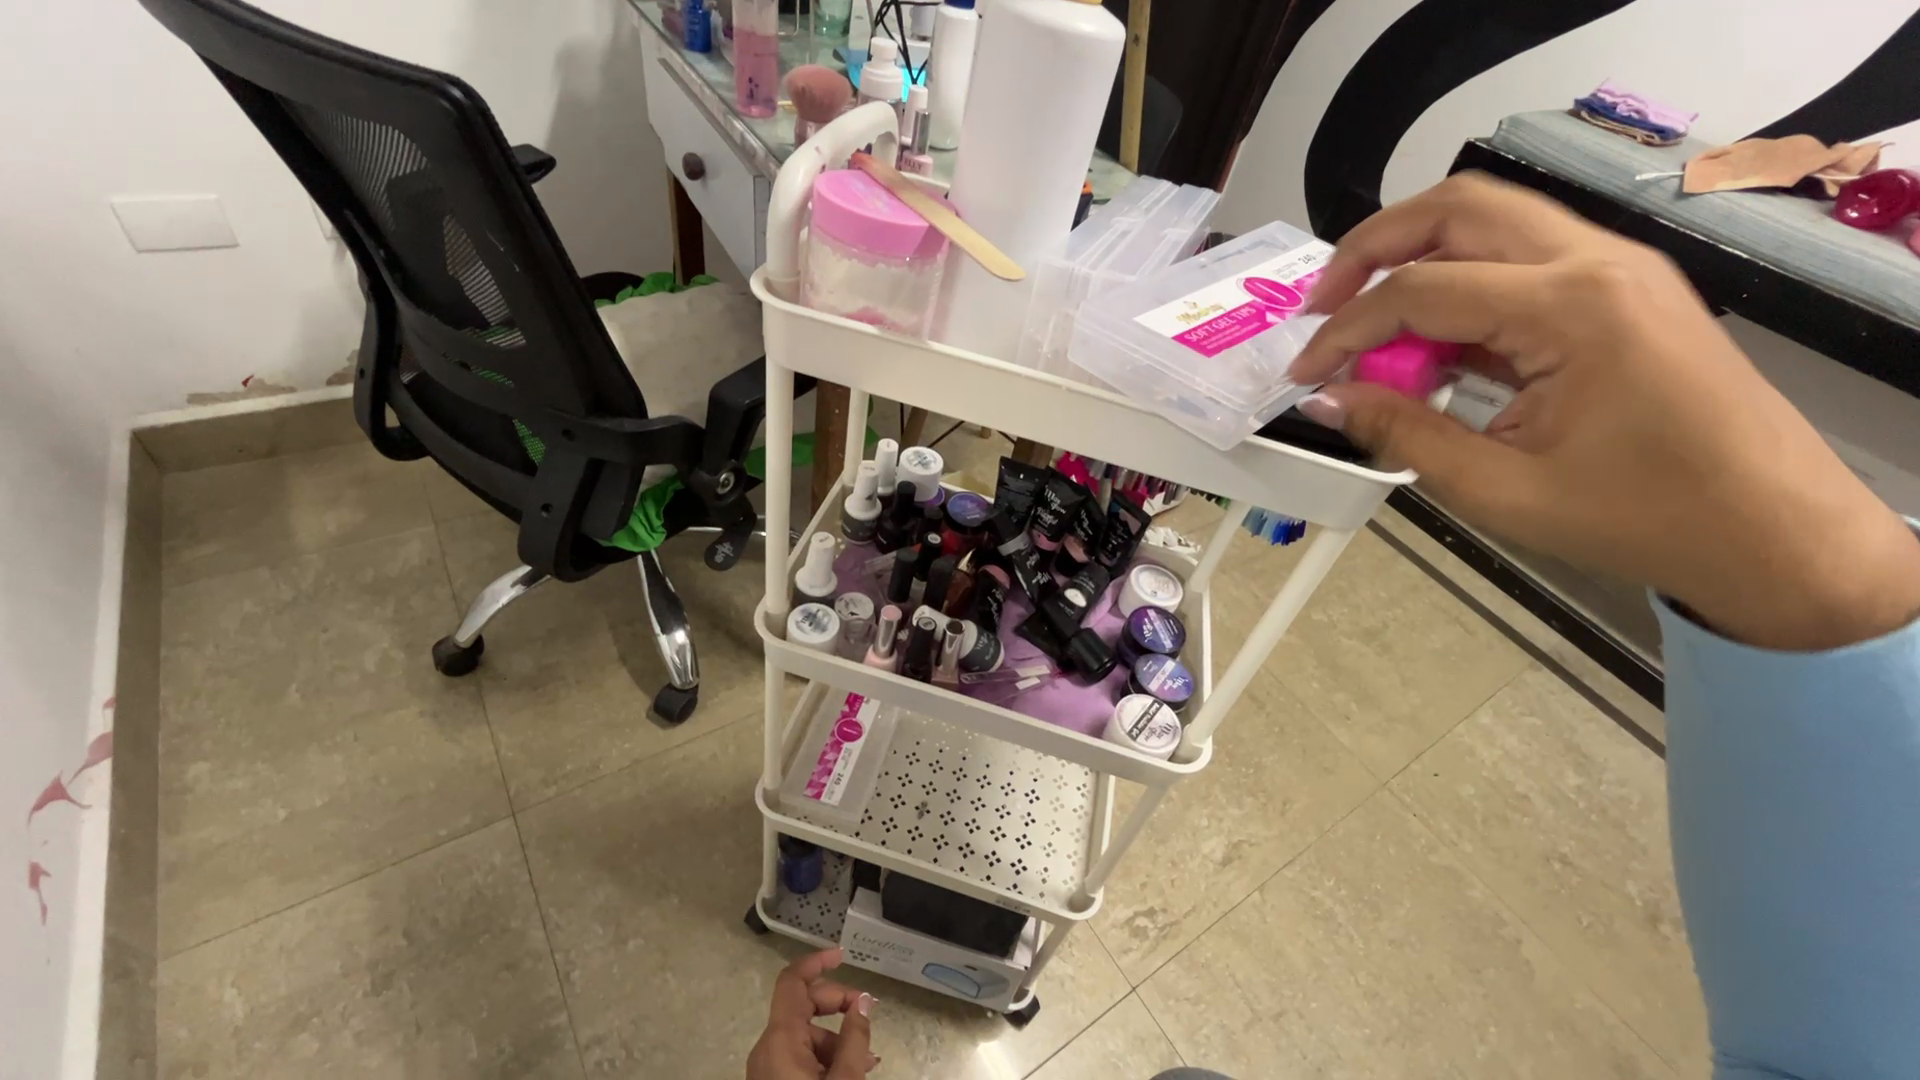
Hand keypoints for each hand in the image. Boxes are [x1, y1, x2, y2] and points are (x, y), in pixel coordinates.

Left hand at [747, 948, 878, 1079]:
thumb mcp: (844, 1078)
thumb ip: (855, 1038)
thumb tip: (863, 1001)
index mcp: (780, 1038)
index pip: (792, 980)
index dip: (817, 961)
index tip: (842, 955)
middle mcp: (768, 1046)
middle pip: (803, 1005)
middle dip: (838, 1002)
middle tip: (868, 1011)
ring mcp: (766, 1066)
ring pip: (805, 1034)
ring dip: (836, 1037)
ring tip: (867, 1058)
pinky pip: (799, 1055)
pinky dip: (824, 1055)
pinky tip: (849, 1068)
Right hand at [1292, 172, 1919, 650]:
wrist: (1770, 529)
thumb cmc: (1639, 517)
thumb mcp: (1499, 488)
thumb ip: (1402, 434)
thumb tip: (1325, 399)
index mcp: (1573, 309)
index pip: (1422, 289)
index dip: (1345, 330)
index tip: (1302, 374)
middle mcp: (1597, 262)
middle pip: (1458, 207)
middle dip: (1370, 249)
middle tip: (1320, 308)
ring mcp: (1614, 268)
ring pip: (1488, 219)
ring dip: (1412, 255)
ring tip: (1361, 317)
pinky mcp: (1617, 289)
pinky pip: (1516, 259)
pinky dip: (1454, 285)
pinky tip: (1426, 342)